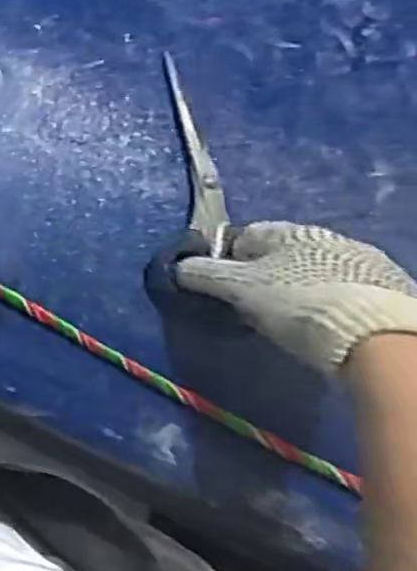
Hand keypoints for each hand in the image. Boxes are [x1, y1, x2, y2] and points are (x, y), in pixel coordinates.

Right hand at [175, 222, 416, 370]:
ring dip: (296, 289)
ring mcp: (369, 265)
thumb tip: (177, 266)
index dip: (223, 259)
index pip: (241, 235)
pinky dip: (325, 303)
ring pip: (312, 274)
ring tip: (286, 318)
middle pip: (279, 256)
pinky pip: (343, 291)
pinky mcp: (393, 292)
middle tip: (249, 303)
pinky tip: (320, 323)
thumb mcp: (230, 285)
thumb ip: (196, 271)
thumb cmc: (293, 301)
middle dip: (262, 276)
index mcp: (291, 231)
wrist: (379, 340)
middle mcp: (333, 239)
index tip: (218, 284)